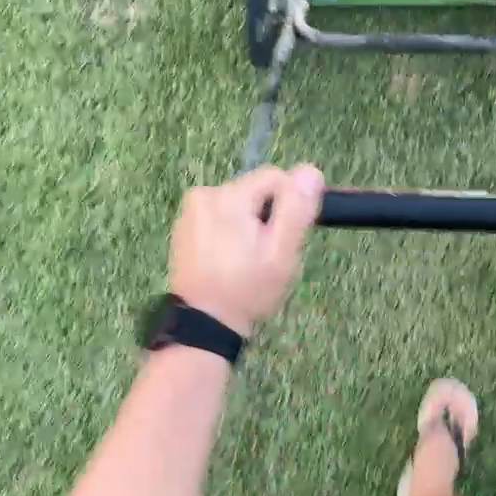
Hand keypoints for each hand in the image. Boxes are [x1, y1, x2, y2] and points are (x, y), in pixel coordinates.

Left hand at [168, 164, 324, 336]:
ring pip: (239, 207)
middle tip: (266, 257)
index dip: (288, 208)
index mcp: (227, 196)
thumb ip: (296, 209)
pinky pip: (220, 221)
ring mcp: (190, 212)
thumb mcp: (281, 253)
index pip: (276, 178)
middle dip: (267, 219)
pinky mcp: (184, 229)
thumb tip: (311, 171)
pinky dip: (230, 236)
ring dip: (249, 228)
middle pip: (255, 192)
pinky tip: (230, 263)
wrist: (204, 324)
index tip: (282, 241)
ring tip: (247, 263)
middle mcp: (203, 194)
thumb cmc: (247, 290)